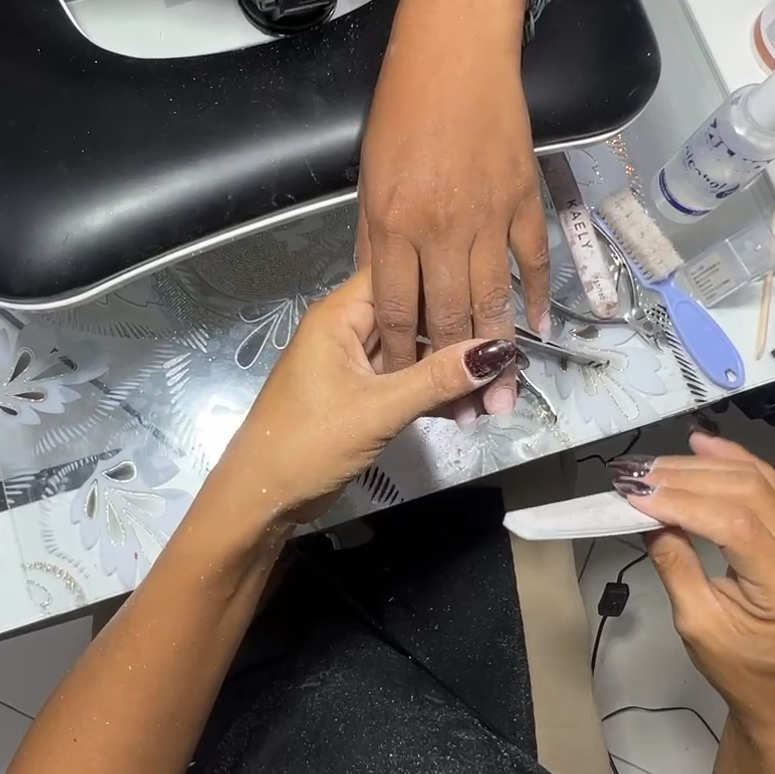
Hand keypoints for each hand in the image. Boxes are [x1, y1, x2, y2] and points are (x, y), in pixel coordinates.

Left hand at [208, 271, 517, 526]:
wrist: (265, 497)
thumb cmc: (308, 442)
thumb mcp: (377, 409)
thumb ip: (437, 379)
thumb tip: (498, 351)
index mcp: (340, 314)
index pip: (401, 275)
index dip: (447, 280)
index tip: (495, 297)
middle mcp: (349, 330)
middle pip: (415, 317)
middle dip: (460, 341)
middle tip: (510, 362)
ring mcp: (357, 364)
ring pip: (415, 354)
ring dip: (451, 376)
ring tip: (496, 397)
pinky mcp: (363, 395)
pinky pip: (407, 383)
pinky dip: (434, 396)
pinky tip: (470, 411)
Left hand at [358, 0, 550, 421]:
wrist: (455, 45)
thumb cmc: (400, 109)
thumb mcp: (369, 179)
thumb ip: (376, 241)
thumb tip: (380, 292)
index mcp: (391, 227)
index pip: (396, 313)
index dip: (403, 359)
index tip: (409, 391)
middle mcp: (438, 231)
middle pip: (445, 318)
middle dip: (454, 373)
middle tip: (469, 414)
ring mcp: (485, 216)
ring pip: (490, 299)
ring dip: (497, 352)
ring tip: (504, 393)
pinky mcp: (523, 200)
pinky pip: (530, 261)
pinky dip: (535, 298)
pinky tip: (535, 332)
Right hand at [610, 431, 774, 744]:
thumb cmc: (740, 671)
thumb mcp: (697, 625)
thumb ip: (676, 565)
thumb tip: (649, 517)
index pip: (734, 524)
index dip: (683, 503)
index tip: (635, 496)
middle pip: (746, 492)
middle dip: (684, 478)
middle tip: (633, 476)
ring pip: (754, 481)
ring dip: (700, 466)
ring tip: (651, 465)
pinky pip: (764, 486)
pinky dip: (730, 461)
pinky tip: (701, 444)